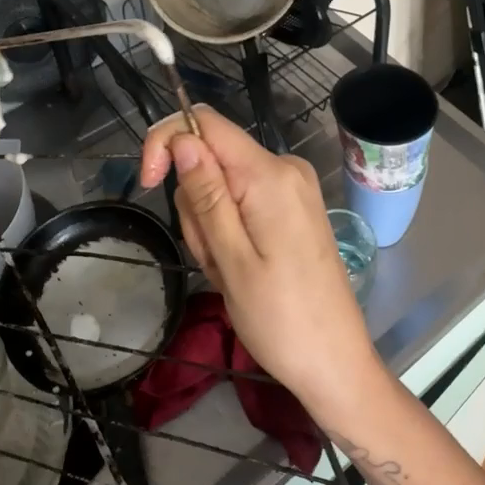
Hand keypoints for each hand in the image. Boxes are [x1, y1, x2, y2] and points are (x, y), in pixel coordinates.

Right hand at [139, 108, 383, 410]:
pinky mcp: (294, 206)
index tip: (149, 184)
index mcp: (270, 174)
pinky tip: (242, 269)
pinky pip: (244, 199)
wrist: (335, 360)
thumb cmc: (280, 318)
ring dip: (212, 226)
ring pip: (223, 183)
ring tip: (229, 271)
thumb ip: (205, 195)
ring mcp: (293, 186)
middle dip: (195, 204)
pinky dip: (230, 230)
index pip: (206, 123)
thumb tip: (183, 139)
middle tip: (213, 259)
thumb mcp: (231, 260)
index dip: (167, 142)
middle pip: (212, 157)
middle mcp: (285, 167)